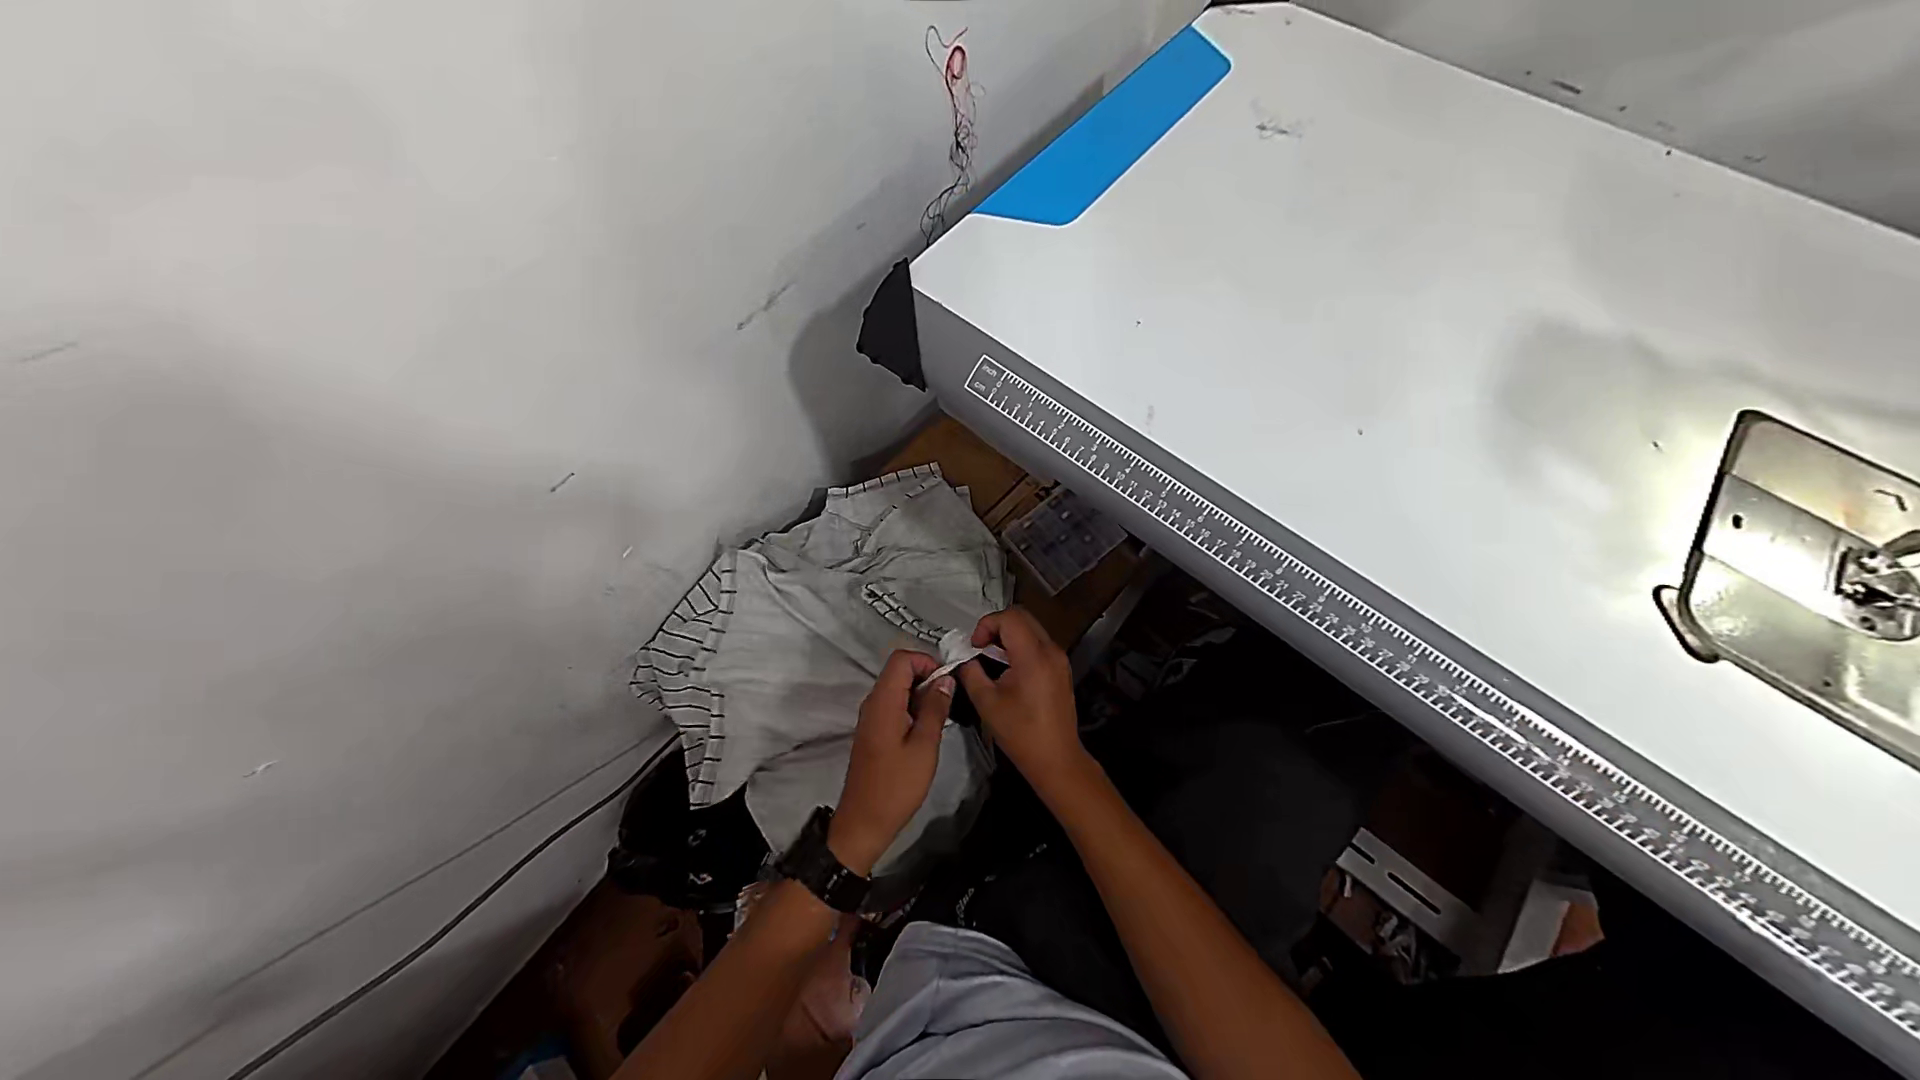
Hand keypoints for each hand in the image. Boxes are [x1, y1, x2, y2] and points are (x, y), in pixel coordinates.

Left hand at [829, 650, 953, 875]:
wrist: (864, 821)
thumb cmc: (897, 785)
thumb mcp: (924, 746)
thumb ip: (935, 708)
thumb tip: (946, 680)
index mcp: (883, 701)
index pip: (902, 659)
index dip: (927, 661)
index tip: (948, 680)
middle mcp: (872, 703)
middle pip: (899, 671)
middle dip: (927, 676)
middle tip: (950, 699)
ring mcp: (871, 717)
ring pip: (897, 688)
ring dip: (921, 693)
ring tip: (942, 715)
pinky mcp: (873, 731)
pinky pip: (893, 705)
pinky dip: (912, 707)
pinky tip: (927, 728)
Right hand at [956, 608, 1085, 788]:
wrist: (1056, 758)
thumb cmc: (1021, 733)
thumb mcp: (986, 702)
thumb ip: (970, 673)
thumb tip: (963, 658)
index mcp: (1033, 657)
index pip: (1010, 618)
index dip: (986, 625)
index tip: (975, 645)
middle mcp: (1051, 651)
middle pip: (1022, 617)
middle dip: (996, 626)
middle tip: (980, 646)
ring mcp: (1059, 659)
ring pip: (1031, 628)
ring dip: (1008, 635)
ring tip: (991, 657)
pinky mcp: (1061, 668)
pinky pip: (1039, 643)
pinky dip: (1020, 646)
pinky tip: (1008, 668)